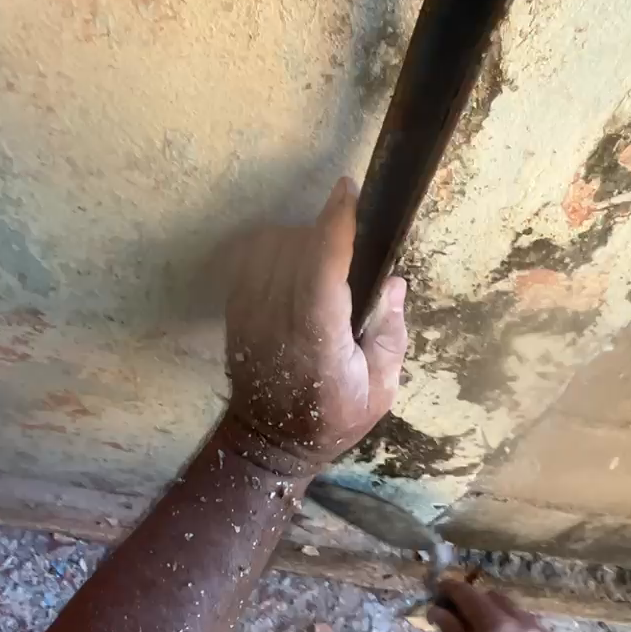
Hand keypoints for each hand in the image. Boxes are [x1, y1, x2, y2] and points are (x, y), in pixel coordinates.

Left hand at [220, 178, 408, 474]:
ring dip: (301, 239)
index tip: (348, 191)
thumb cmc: (330, 419)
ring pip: (271, 246)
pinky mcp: (235, 309)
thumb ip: (391, 335)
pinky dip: (275, 248)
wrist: (268, 440)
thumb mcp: (380, 391)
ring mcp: (250, 312)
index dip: (335, 225)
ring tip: (324, 260)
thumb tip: (395, 283)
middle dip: (326, 230)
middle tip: (349, 240)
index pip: (322, 267)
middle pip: (297, 247)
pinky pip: (252, 257)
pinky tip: (296, 264)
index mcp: (319, 339)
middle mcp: (278, 319)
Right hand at [430, 580, 575, 631]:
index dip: (451, 589)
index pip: (467, 593)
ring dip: (503, 620)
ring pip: (518, 615)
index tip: (441, 592)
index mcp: (493, 623)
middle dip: (478, 603)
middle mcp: (522, 622)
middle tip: (465, 619)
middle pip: (495, 598)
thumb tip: (437, 610)